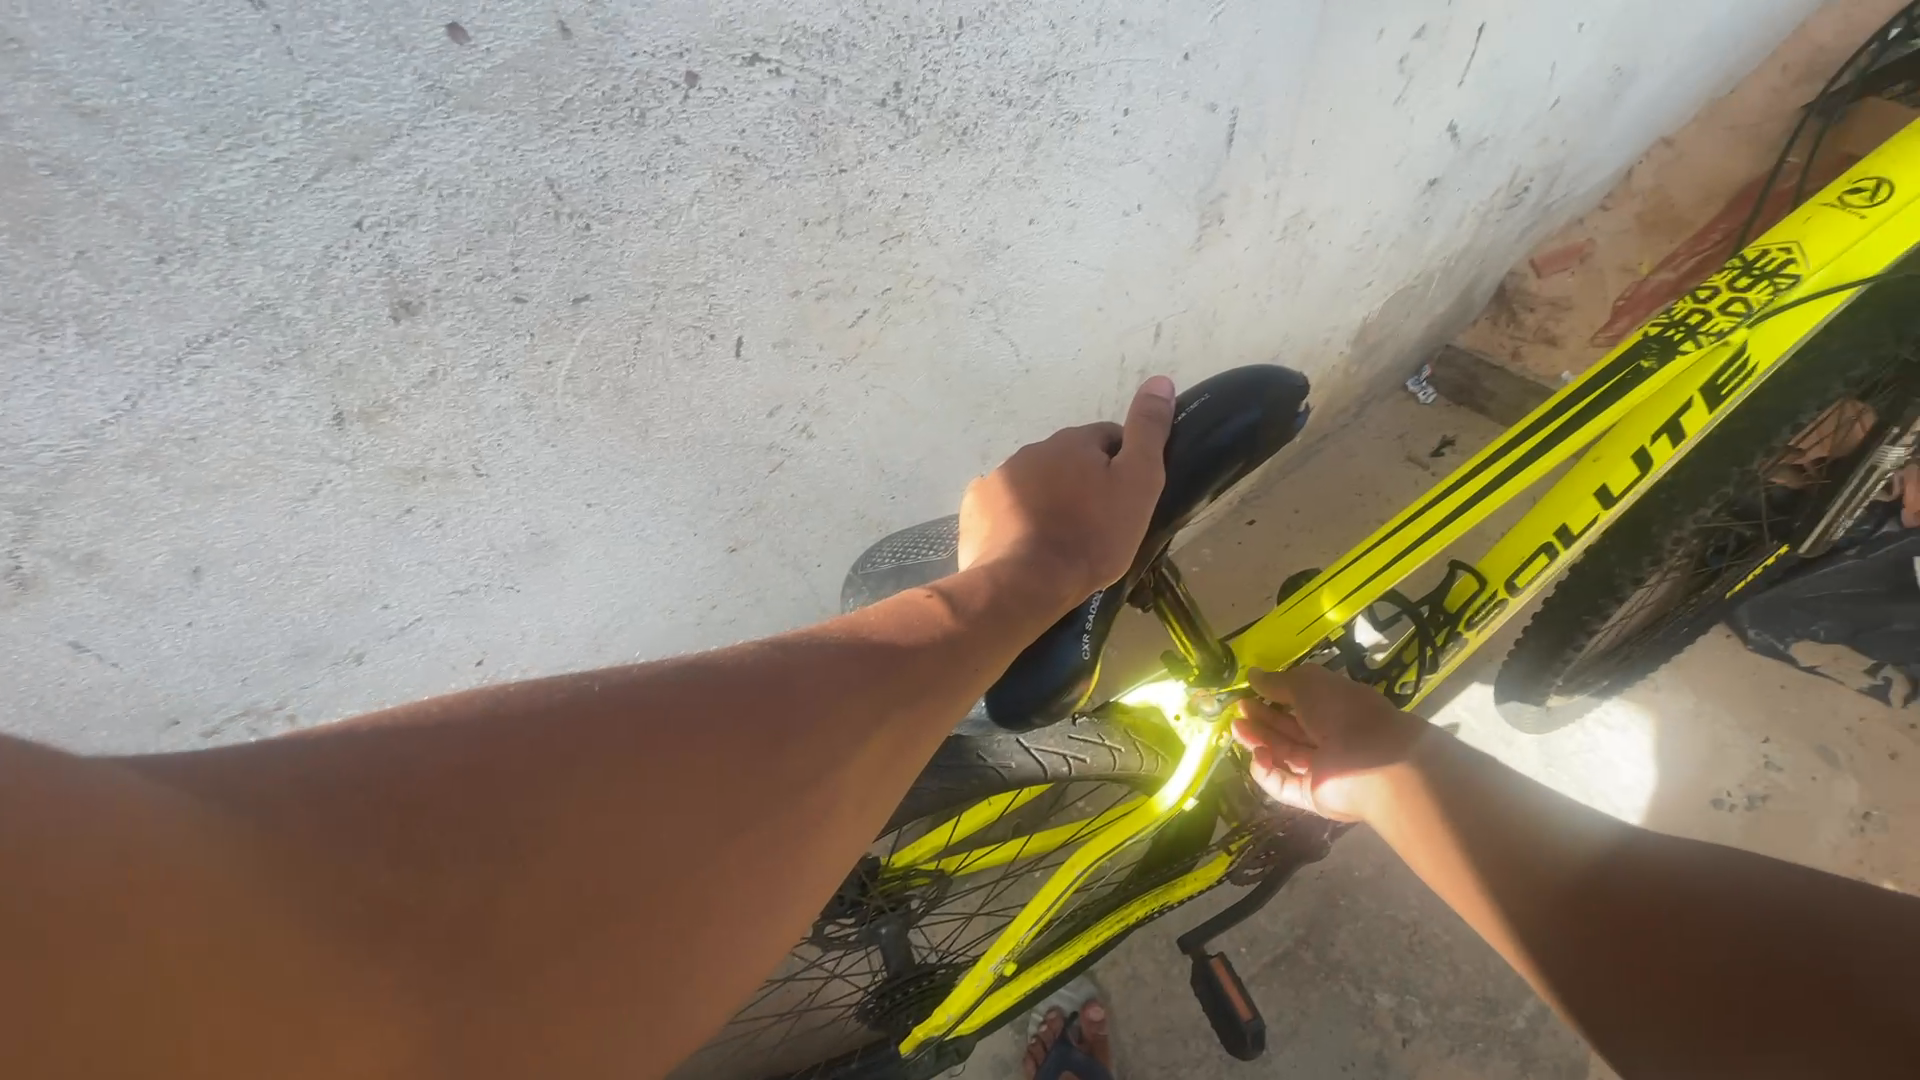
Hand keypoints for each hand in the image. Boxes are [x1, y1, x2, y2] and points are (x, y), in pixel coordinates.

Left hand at [958, 376, 1176, 605]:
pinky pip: (1001, 508)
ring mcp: (998, 479)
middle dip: (1080, 485)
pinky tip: (1024, 546)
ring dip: (1046, 502)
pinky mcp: (976, 509)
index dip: (1121, 468)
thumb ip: (1149, 432)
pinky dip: (1014, 520)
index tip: (1125, 503)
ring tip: (1058, 542)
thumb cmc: (1092, 537)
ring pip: (1033, 484)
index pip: (1107, 439)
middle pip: (1066, 462)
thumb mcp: (1137, 485)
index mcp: (1072, 441)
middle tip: (1094, 527)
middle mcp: (1031, 450)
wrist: (1026, 582)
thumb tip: (1160, 381)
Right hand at [1230, 665, 1429, 821]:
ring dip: (1259, 741)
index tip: (1249, 690)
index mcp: (1337, 708)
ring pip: (1284, 754)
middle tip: (1238, 710)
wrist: (1375, 764)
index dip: (1275, 696)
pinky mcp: (1313, 794)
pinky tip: (1258, 756)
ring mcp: (1322, 768)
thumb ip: (1278, 681)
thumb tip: (1252, 674)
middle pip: (1290, 729)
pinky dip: (1267, 771)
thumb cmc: (1343, 712)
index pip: (1302, 702)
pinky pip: (1283, 784)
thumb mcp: (1307, 684)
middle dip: (1262, 719)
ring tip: (1237, 728)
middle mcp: (1332, 737)